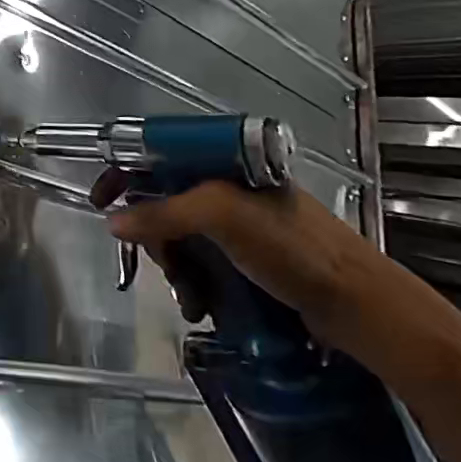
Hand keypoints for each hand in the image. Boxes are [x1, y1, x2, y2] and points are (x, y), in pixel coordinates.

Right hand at [93, 172, 387, 346]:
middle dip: (155, 236)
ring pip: (180, 237)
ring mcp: (239, 224)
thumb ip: (163, 214)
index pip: (160, 154)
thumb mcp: (223, 217)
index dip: (126, 172)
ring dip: (174, 267)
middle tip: (164, 264)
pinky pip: (201, 262)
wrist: (359, 306)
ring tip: (189, 296)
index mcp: (224, 162)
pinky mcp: (247, 257)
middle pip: (164, 201)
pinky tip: (200, 304)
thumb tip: (112, 222)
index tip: (101, 199)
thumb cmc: (292, 248)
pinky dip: (193, 283)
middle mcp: (228, 187)